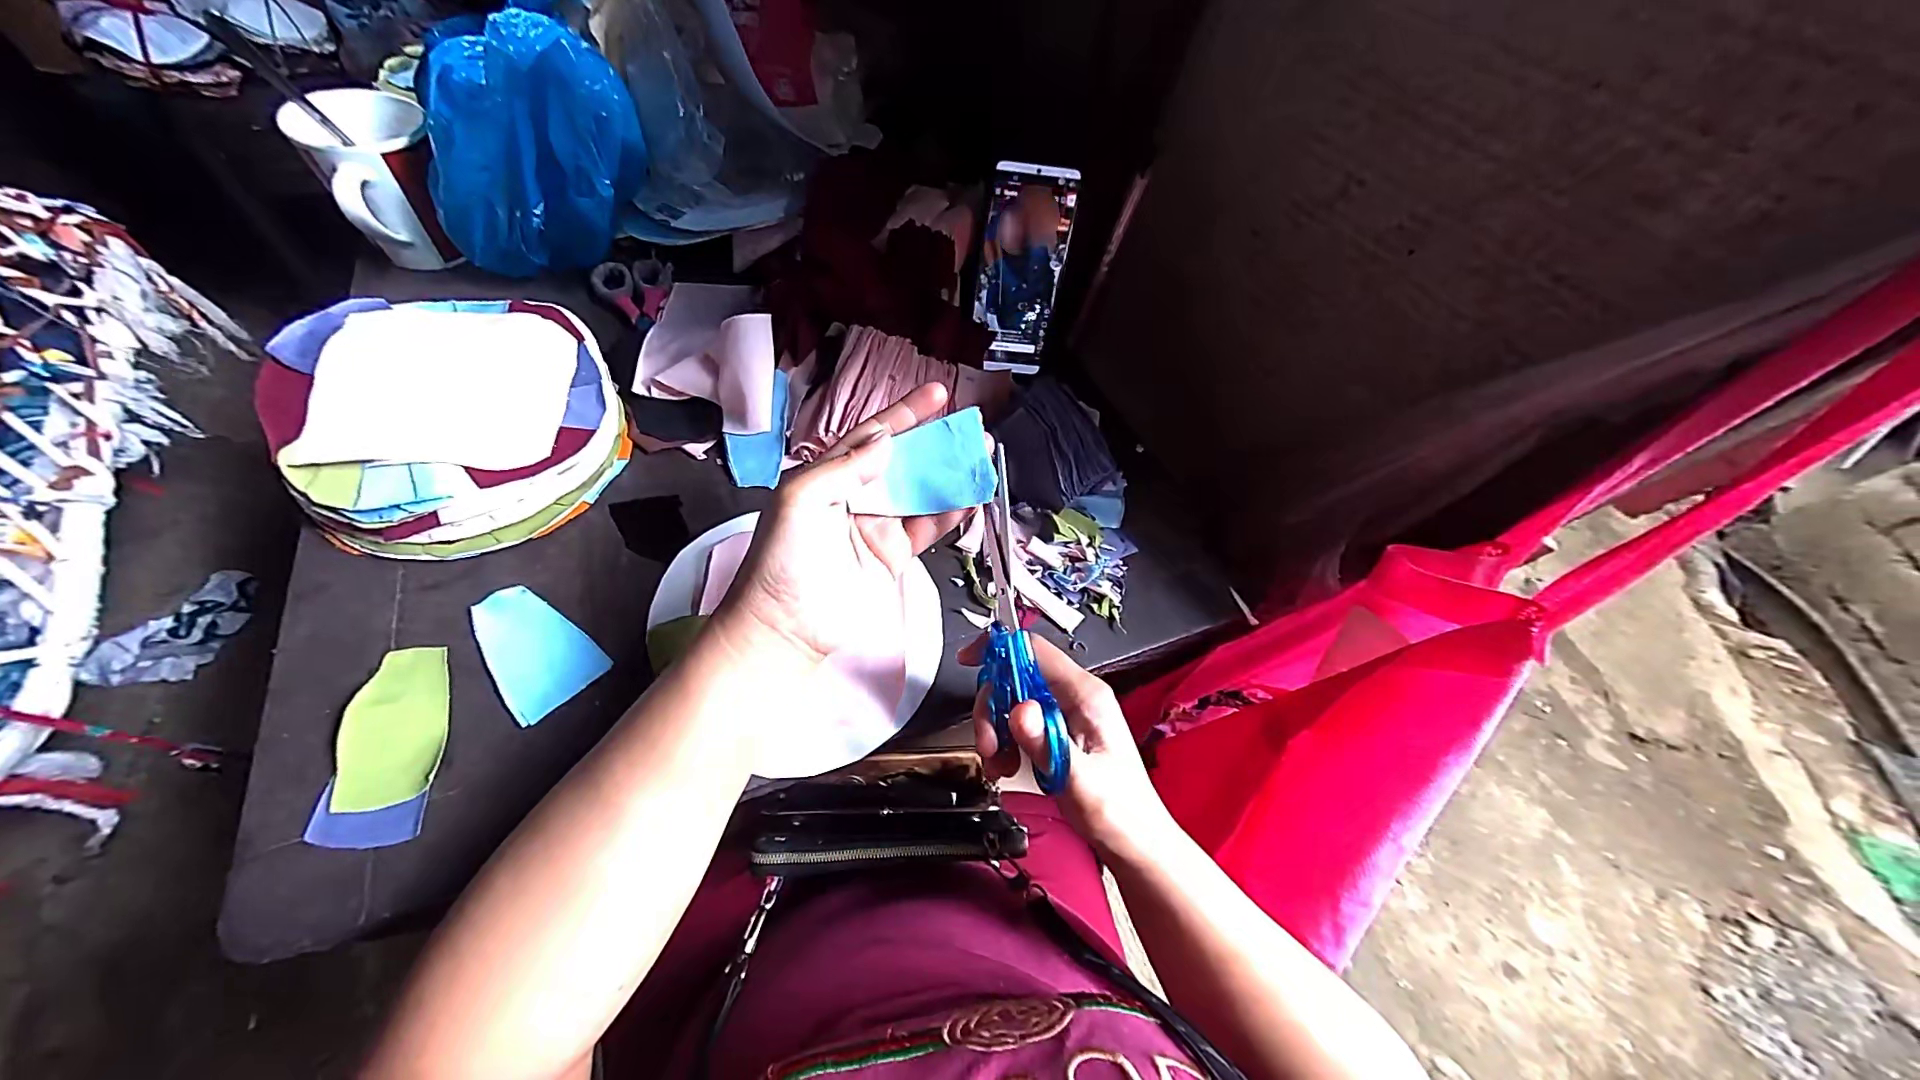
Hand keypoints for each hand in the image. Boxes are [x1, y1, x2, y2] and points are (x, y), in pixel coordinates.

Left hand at [713, 382, 972, 666]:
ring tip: (976, 457)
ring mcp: (877, 526)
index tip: (934, 396)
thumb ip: (843, 466)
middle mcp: (855, 498)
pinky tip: (967, 497)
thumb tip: (884, 441)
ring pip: (922, 491)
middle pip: (903, 461)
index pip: (871, 437)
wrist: (787, 627)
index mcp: (828, 477)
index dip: (904, 414)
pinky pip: (929, 526)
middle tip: (964, 428)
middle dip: (934, 441)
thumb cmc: (778, 564)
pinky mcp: (894, 555)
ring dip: (949, 474)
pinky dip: (951, 512)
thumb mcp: (799, 499)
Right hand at [960, 632, 1178, 859]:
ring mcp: (1066, 713)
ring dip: (996, 728)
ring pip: (1012, 699)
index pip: (1034, 650)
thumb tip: (1020, 710)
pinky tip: (1008, 764)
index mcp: (1086, 696)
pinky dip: (1005, 741)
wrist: (1135, 842)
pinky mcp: (1057, 731)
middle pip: (1015, 675)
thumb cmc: (1120, 813)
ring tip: (1001, 761)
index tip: (971, 660)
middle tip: (990, 743)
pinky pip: (1019, 721)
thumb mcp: (1080, 781)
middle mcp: (1076, 697)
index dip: (999, 649)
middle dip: (993, 706)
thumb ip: (1047, 744)